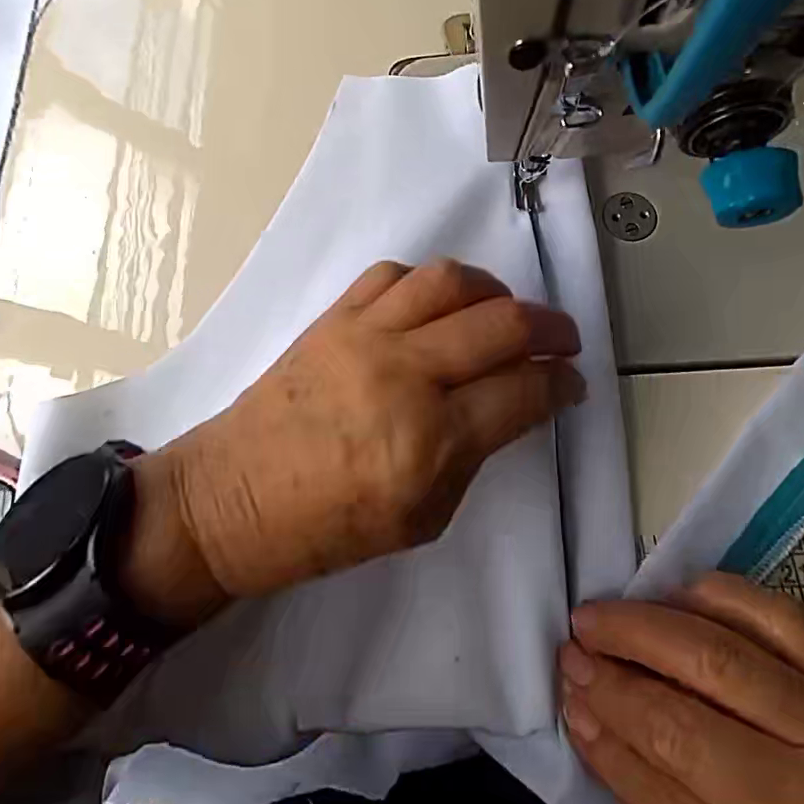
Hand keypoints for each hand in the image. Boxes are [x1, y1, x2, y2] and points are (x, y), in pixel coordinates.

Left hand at [122, 259, 583, 622]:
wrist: (234, 495)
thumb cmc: (325, 527)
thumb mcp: (421, 519)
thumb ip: (470, 456)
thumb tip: (505, 406)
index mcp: (431, 441)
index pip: (524, 390)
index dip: (560, 384)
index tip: (569, 383)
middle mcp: (403, 375)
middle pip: (500, 323)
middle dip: (549, 327)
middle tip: (560, 340)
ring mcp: (363, 337)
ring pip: (448, 281)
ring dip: (492, 291)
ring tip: (502, 312)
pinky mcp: (330, 320)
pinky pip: (389, 276)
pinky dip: (425, 283)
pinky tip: (434, 305)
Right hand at [559, 573, 803, 803]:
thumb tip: (598, 736)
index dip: (609, 754)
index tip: (571, 710)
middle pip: (690, 731)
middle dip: (613, 688)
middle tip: (570, 658)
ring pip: (723, 660)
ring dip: (642, 631)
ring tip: (594, 618)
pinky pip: (784, 619)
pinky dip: (720, 594)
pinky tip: (674, 591)